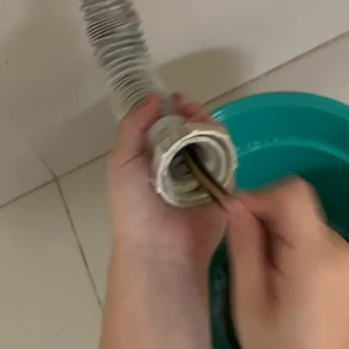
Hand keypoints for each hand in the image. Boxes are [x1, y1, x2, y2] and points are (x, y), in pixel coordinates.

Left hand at [106, 94, 226, 274]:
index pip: (165, 130)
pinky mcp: (223, 188)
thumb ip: (133, 128)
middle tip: (189, 107)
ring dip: (207, 124)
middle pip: (191, 132)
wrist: (160, 249)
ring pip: (210, 141)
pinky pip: (228, 159)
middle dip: (191, 114)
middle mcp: (178, 168)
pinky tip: (216, 134)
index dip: (169, 111)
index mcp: (153, 163)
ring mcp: (202, 177)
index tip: (173, 99)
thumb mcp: (121, 163)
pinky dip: (223, 143)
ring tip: (200, 117)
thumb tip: (155, 99)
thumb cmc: (135, 208)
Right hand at [224, 177, 348, 348]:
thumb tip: (235, 203)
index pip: (291, 194)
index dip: (259, 197)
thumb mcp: (249, 301)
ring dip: (278, 231)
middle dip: (265, 216)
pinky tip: (282, 278)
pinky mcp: (347, 263)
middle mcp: (338, 246)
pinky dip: (292, 243)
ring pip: (303, 217)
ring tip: (263, 273)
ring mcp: (347, 254)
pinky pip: (313, 234)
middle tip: (245, 253)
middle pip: (297, 203)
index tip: (235, 221)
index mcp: (315, 254)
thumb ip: (245, 246)